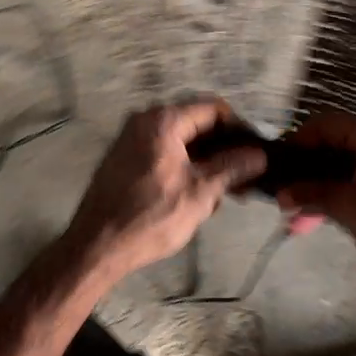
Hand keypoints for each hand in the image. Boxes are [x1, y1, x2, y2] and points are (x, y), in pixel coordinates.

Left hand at [62, 99, 267, 280]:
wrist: (96, 245)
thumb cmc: (151, 217)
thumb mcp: (200, 193)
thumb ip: (232, 167)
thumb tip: (260, 155)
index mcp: (164, 120)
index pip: (214, 110)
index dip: (240, 129)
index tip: (257, 155)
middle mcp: (145, 120)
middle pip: (197, 123)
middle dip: (224, 150)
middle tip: (245, 178)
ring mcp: (131, 137)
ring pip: (181, 141)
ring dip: (205, 162)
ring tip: (223, 194)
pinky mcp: (124, 157)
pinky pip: (164, 152)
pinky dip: (184, 166)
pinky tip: (196, 196)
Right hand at [278, 112, 355, 280]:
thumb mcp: (349, 209)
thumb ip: (311, 195)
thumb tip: (280, 195)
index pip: (324, 124)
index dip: (296, 144)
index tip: (278, 167)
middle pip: (339, 140)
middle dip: (313, 170)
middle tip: (290, 193)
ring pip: (355, 156)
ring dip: (330, 181)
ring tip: (308, 209)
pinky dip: (352, 183)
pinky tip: (337, 206)